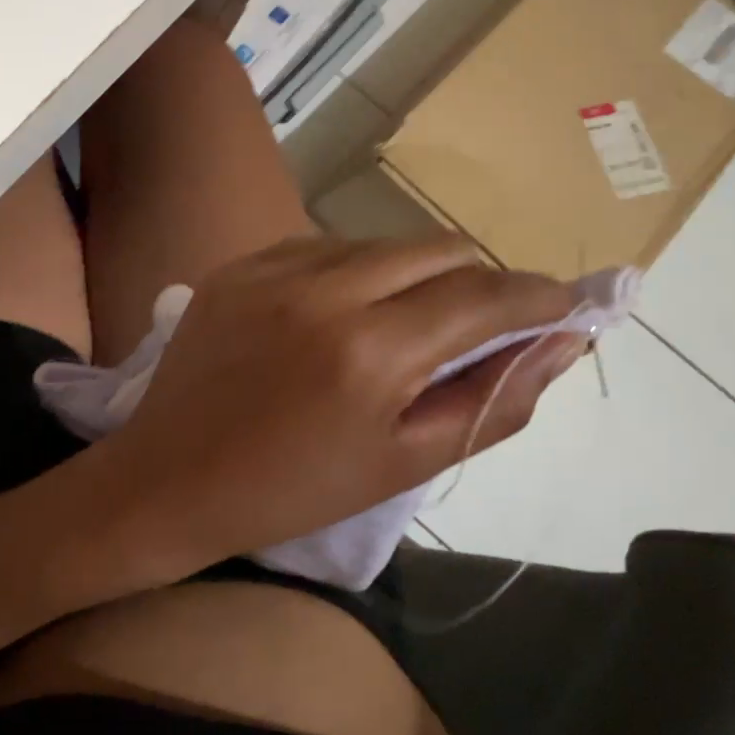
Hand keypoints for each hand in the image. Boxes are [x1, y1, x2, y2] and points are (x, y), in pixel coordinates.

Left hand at [105, 236, 586, 571]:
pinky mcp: (233, 269)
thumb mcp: (404, 461)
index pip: (485, 294)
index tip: (565, 308)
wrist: (170, 480)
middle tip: (481, 326)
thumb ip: (493, 398)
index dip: (539, 298)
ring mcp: (267, 272)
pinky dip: (350, 271)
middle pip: (436, 250)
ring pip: (377, 243)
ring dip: (412, 274)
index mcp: (370, 348)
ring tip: (405, 326)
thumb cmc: (291, 490)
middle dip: (477, 280)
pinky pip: (318, 248)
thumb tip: (562, 341)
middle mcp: (320, 290)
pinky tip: (341, 313)